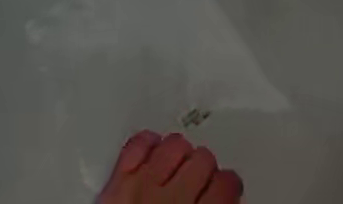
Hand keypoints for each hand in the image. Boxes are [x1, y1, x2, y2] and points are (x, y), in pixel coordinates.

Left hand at [96, 131, 242, 203]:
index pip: (227, 183)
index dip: (226, 188)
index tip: (221, 192)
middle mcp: (171, 202)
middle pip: (204, 158)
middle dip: (202, 170)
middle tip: (196, 185)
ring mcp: (141, 190)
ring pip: (174, 145)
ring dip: (177, 156)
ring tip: (174, 170)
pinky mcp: (115, 186)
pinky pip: (138, 144)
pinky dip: (146, 145)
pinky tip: (149, 158)